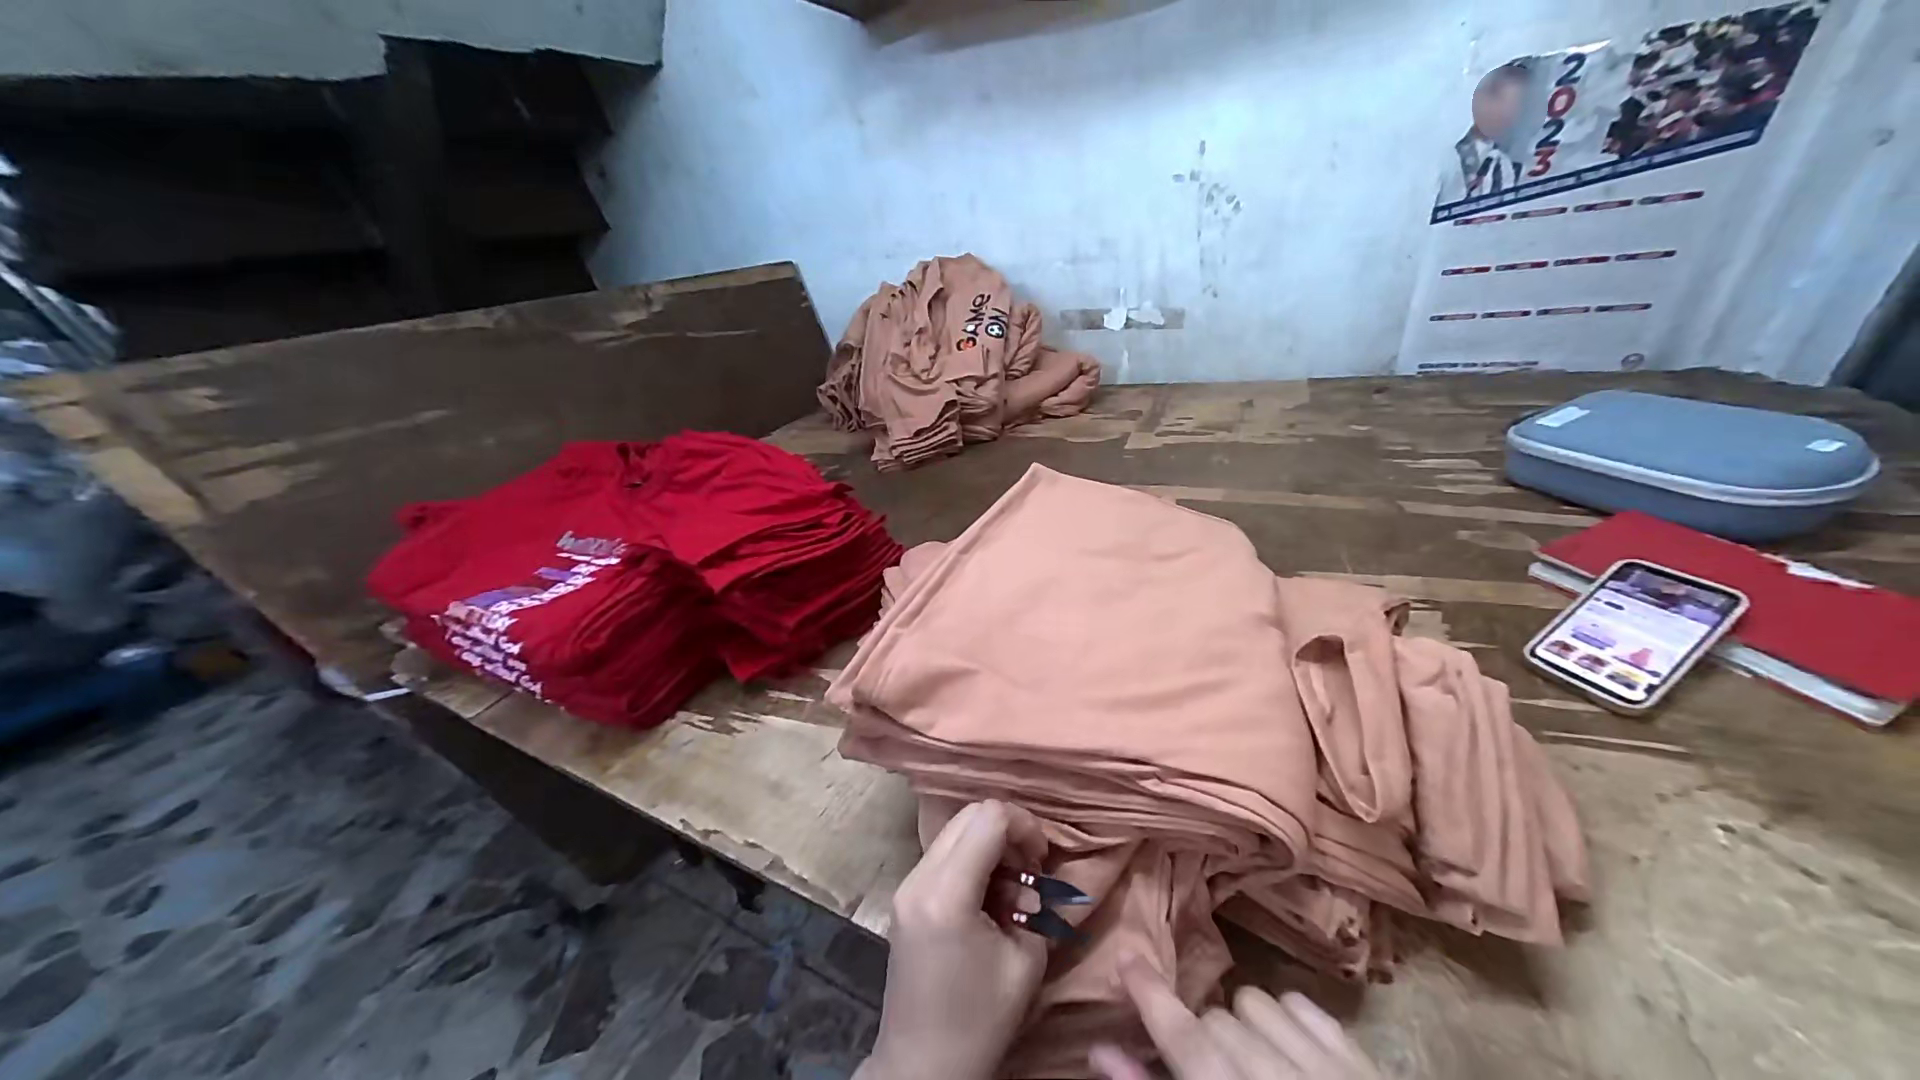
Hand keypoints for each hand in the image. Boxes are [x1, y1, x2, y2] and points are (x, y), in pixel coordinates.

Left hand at [857, 800, 1050, 1079]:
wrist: (921, 1065)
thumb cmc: (980, 1021)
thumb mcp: (1026, 961)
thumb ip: (1035, 903)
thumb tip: (1032, 875)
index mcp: (947, 893)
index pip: (989, 817)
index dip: (1025, 826)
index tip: (1042, 860)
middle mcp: (919, 877)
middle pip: (969, 814)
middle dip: (1008, 830)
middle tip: (1031, 870)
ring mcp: (906, 884)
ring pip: (956, 830)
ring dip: (990, 844)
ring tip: (1012, 888)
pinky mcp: (905, 895)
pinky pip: (944, 853)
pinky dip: (972, 859)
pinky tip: (989, 897)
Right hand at [1091, 957, 1384, 1079]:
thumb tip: (1101, 1051)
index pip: (1184, 1037)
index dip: (1150, 994)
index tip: (1127, 957)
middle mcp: (1280, 1077)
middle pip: (1215, 1019)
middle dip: (1201, 1040)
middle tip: (1206, 1074)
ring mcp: (1329, 1068)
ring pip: (1256, 1001)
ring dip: (1243, 1026)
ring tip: (1252, 1065)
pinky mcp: (1364, 1062)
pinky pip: (1303, 1006)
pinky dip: (1287, 1020)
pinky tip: (1290, 1053)